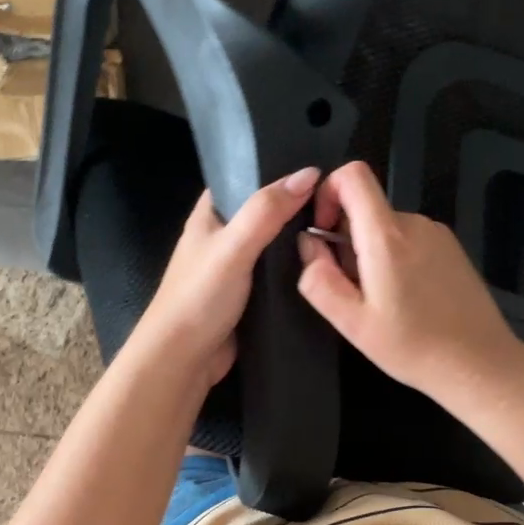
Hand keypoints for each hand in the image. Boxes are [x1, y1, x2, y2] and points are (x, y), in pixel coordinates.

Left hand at [129, 167, 319, 388]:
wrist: (183, 360)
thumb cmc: (200, 296)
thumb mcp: (234, 246)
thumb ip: (267, 211)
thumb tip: (309, 174)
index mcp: (209, 215)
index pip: (243, 178)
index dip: (274, 169)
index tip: (315, 164)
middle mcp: (221, 237)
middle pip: (264, 212)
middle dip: (295, 206)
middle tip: (339, 197)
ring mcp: (235, 269)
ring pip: (274, 245)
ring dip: (298, 240)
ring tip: (340, 225)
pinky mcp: (249, 296)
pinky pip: (277, 275)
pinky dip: (296, 269)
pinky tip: (324, 264)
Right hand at [296, 161, 523, 397]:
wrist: (479, 365)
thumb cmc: (413, 346)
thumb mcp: (351, 322)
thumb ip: (319, 278)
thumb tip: (308, 244)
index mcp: (387, 235)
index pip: (353, 175)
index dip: (328, 193)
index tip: (323, 231)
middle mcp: (415, 223)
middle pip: (367, 208)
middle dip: (348, 240)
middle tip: (353, 289)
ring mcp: (437, 234)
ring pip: (387, 227)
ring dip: (372, 254)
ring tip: (382, 301)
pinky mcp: (452, 248)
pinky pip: (409, 239)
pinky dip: (396, 259)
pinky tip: (406, 300)